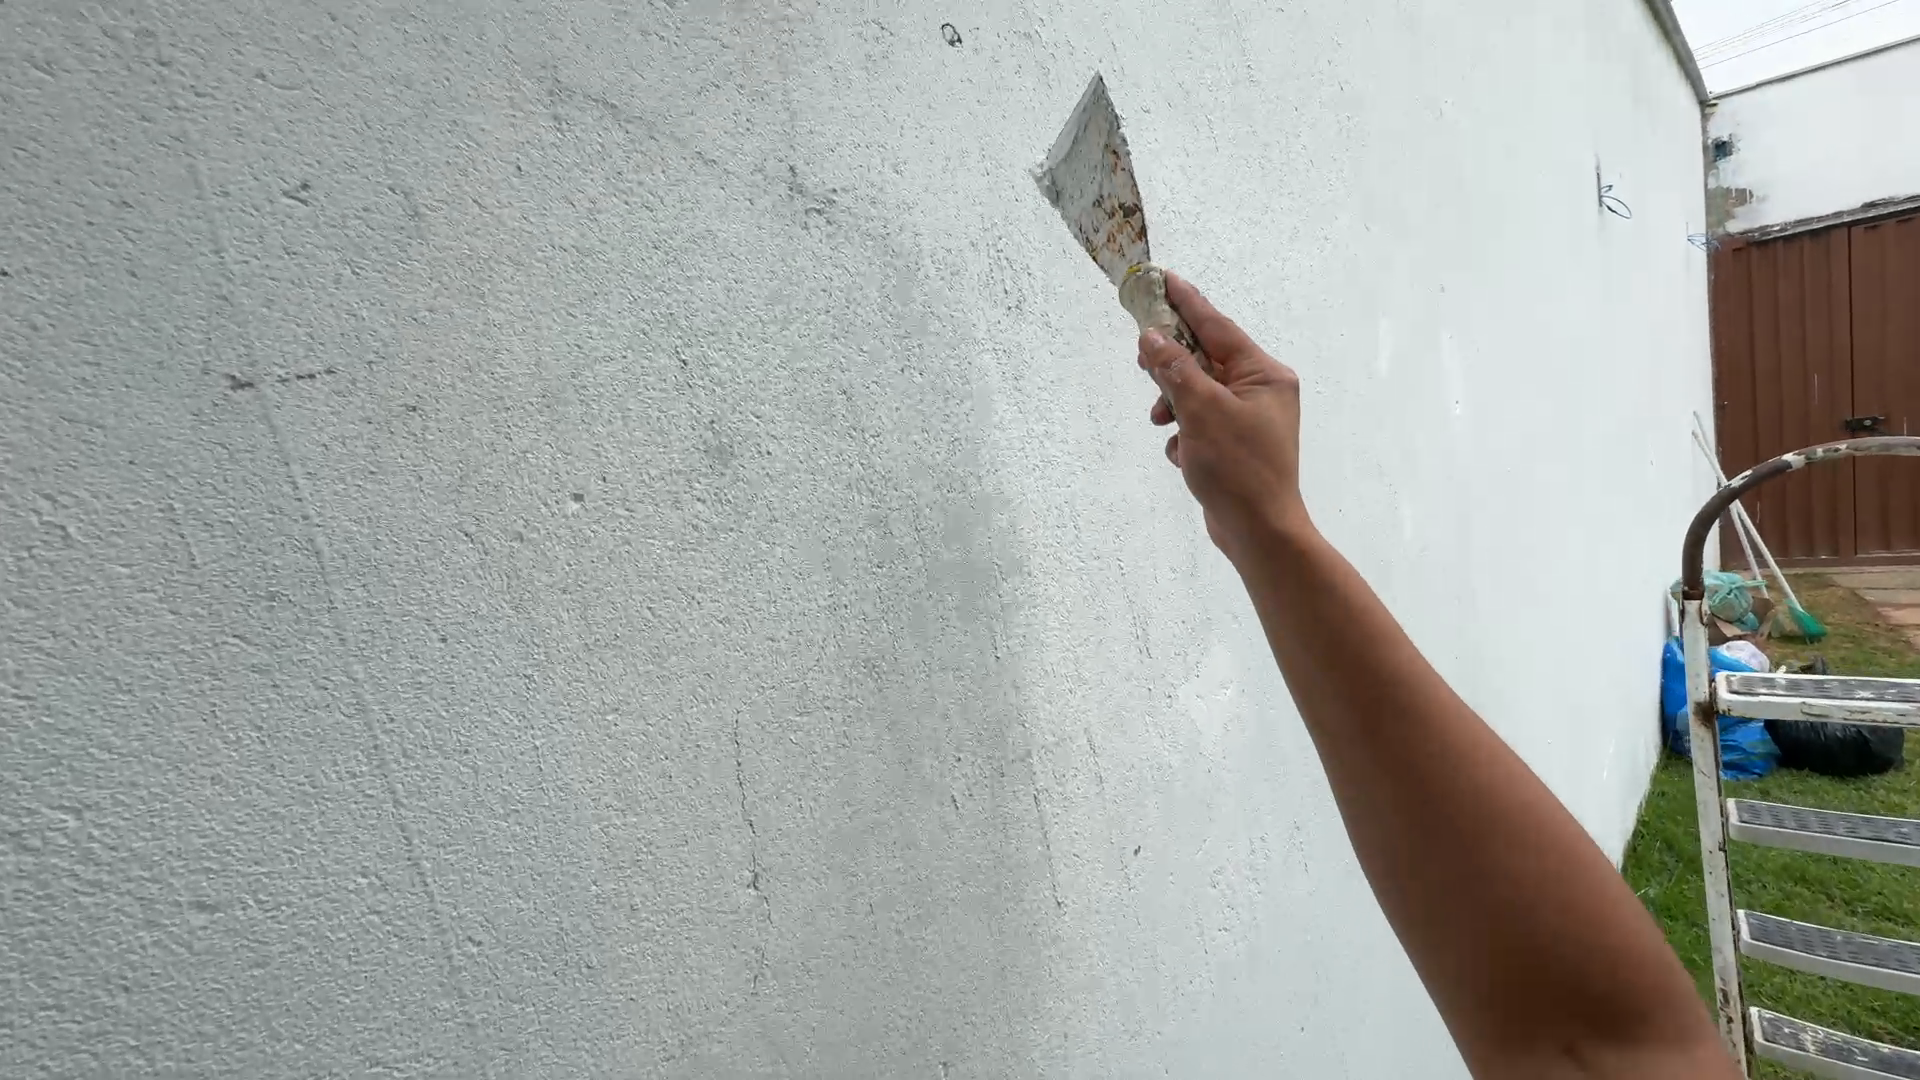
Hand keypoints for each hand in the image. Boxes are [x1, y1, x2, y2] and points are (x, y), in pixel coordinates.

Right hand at [1138, 273, 1307, 564]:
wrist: (1258, 531)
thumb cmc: (1237, 468)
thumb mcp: (1201, 412)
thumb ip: (1174, 370)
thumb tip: (1151, 338)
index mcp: (1263, 374)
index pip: (1217, 326)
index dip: (1186, 302)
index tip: (1160, 279)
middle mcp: (1259, 391)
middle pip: (1204, 359)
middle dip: (1171, 365)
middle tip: (1140, 360)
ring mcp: (1247, 419)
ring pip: (1197, 393)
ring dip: (1173, 404)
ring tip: (1161, 423)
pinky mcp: (1233, 445)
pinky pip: (1199, 423)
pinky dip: (1184, 434)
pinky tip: (1181, 454)